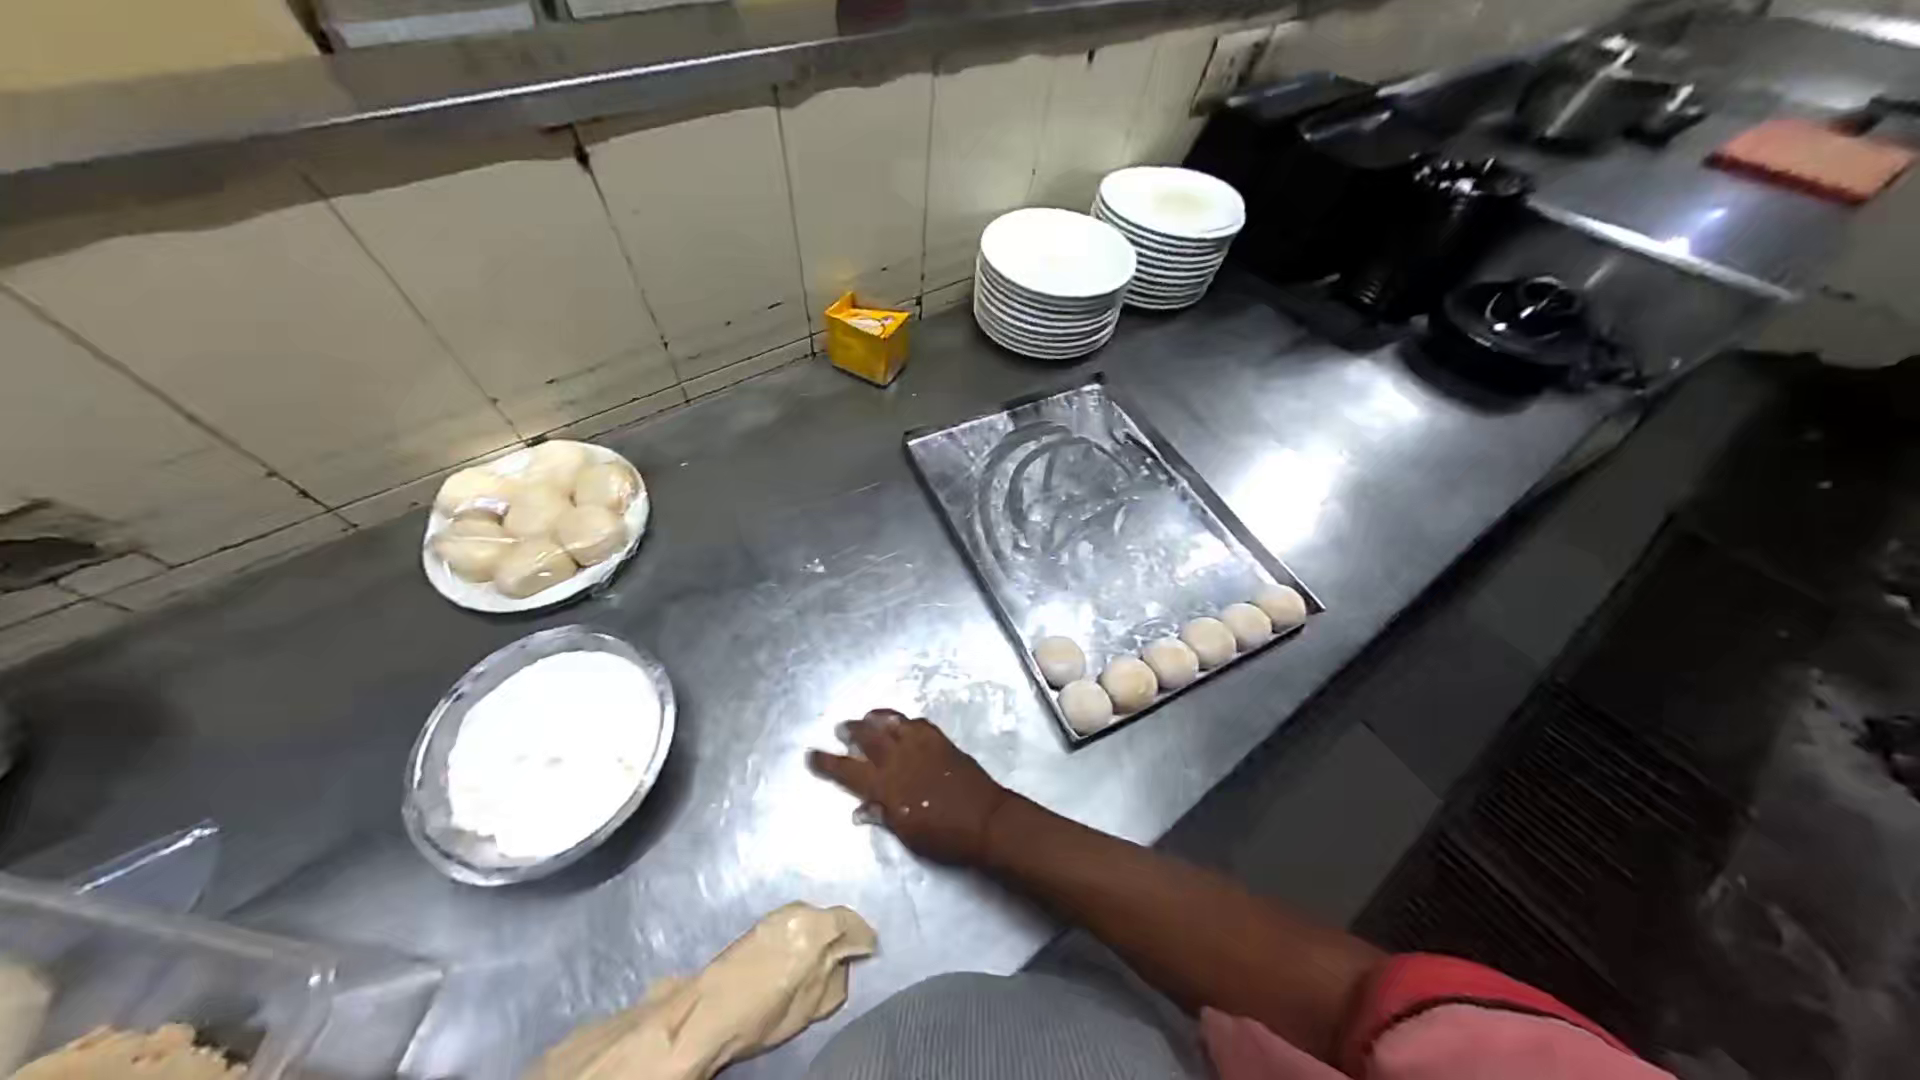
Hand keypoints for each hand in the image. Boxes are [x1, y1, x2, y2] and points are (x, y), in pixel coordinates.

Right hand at [808, 709, 1011, 864]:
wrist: (985, 820)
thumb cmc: (943, 836)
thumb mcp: (907, 834)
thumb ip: (883, 816)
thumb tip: (861, 809)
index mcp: (885, 786)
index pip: (847, 771)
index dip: (827, 762)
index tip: (812, 754)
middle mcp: (899, 759)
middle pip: (867, 737)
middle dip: (851, 731)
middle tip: (841, 728)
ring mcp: (921, 746)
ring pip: (891, 723)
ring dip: (876, 719)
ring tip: (866, 717)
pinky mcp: (941, 741)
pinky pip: (917, 724)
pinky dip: (904, 722)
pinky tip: (902, 724)